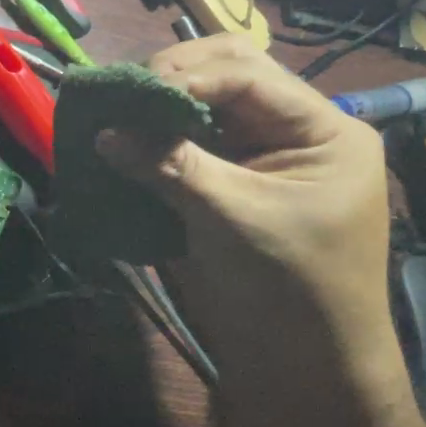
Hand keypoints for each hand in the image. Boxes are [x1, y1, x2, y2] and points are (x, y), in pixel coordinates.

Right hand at [96, 36, 392, 373]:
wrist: (300, 354)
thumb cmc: (289, 284)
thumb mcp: (232, 218)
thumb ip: (171, 167)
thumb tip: (103, 132)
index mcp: (322, 130)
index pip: (248, 76)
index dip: (186, 76)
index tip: (129, 95)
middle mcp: (291, 130)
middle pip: (230, 72)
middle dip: (173, 75)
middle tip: (121, 95)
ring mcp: (258, 154)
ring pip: (204, 102)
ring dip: (158, 103)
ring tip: (113, 112)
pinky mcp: (225, 179)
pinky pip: (186, 138)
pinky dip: (153, 135)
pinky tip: (121, 140)